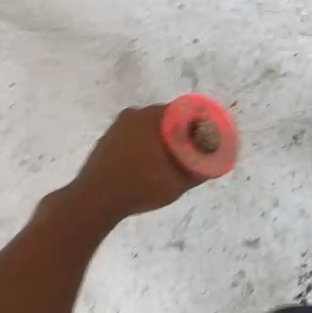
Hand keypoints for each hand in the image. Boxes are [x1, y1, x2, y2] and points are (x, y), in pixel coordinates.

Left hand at [61, 105, 196, 221]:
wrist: (93, 201)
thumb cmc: (141, 186)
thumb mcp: (179, 181)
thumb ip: (202, 170)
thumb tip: (218, 164)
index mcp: (154, 116)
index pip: (188, 111)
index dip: (202, 124)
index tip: (209, 139)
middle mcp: (135, 114)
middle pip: (170, 117)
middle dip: (185, 132)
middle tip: (194, 151)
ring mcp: (118, 126)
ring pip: (151, 127)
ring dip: (165, 139)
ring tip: (174, 160)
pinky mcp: (108, 139)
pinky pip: (136, 135)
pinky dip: (147, 145)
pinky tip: (151, 164)